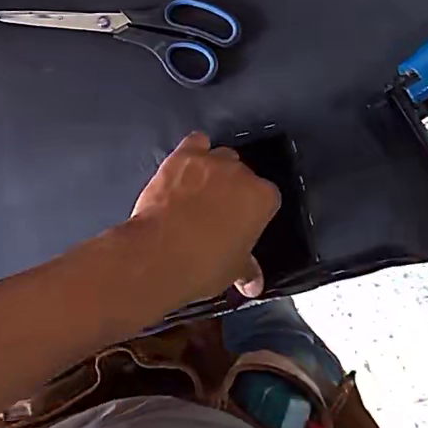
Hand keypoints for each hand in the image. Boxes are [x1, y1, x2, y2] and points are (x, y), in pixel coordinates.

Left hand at [129, 132, 281, 301]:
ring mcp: (212, 162)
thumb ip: (247, 270)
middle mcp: (242, 173)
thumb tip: (254, 284)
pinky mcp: (183, 156)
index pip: (267, 198)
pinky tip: (187, 167)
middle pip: (244, 174)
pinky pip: (196, 142)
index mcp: (262, 198)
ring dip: (215, 170)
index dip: (254, 211)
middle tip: (219, 212)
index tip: (242, 224)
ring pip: (221, 156)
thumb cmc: (204, 263)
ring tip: (200, 192)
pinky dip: (194, 151)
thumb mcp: (232, 271)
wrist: (159, 254)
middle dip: (234, 190)